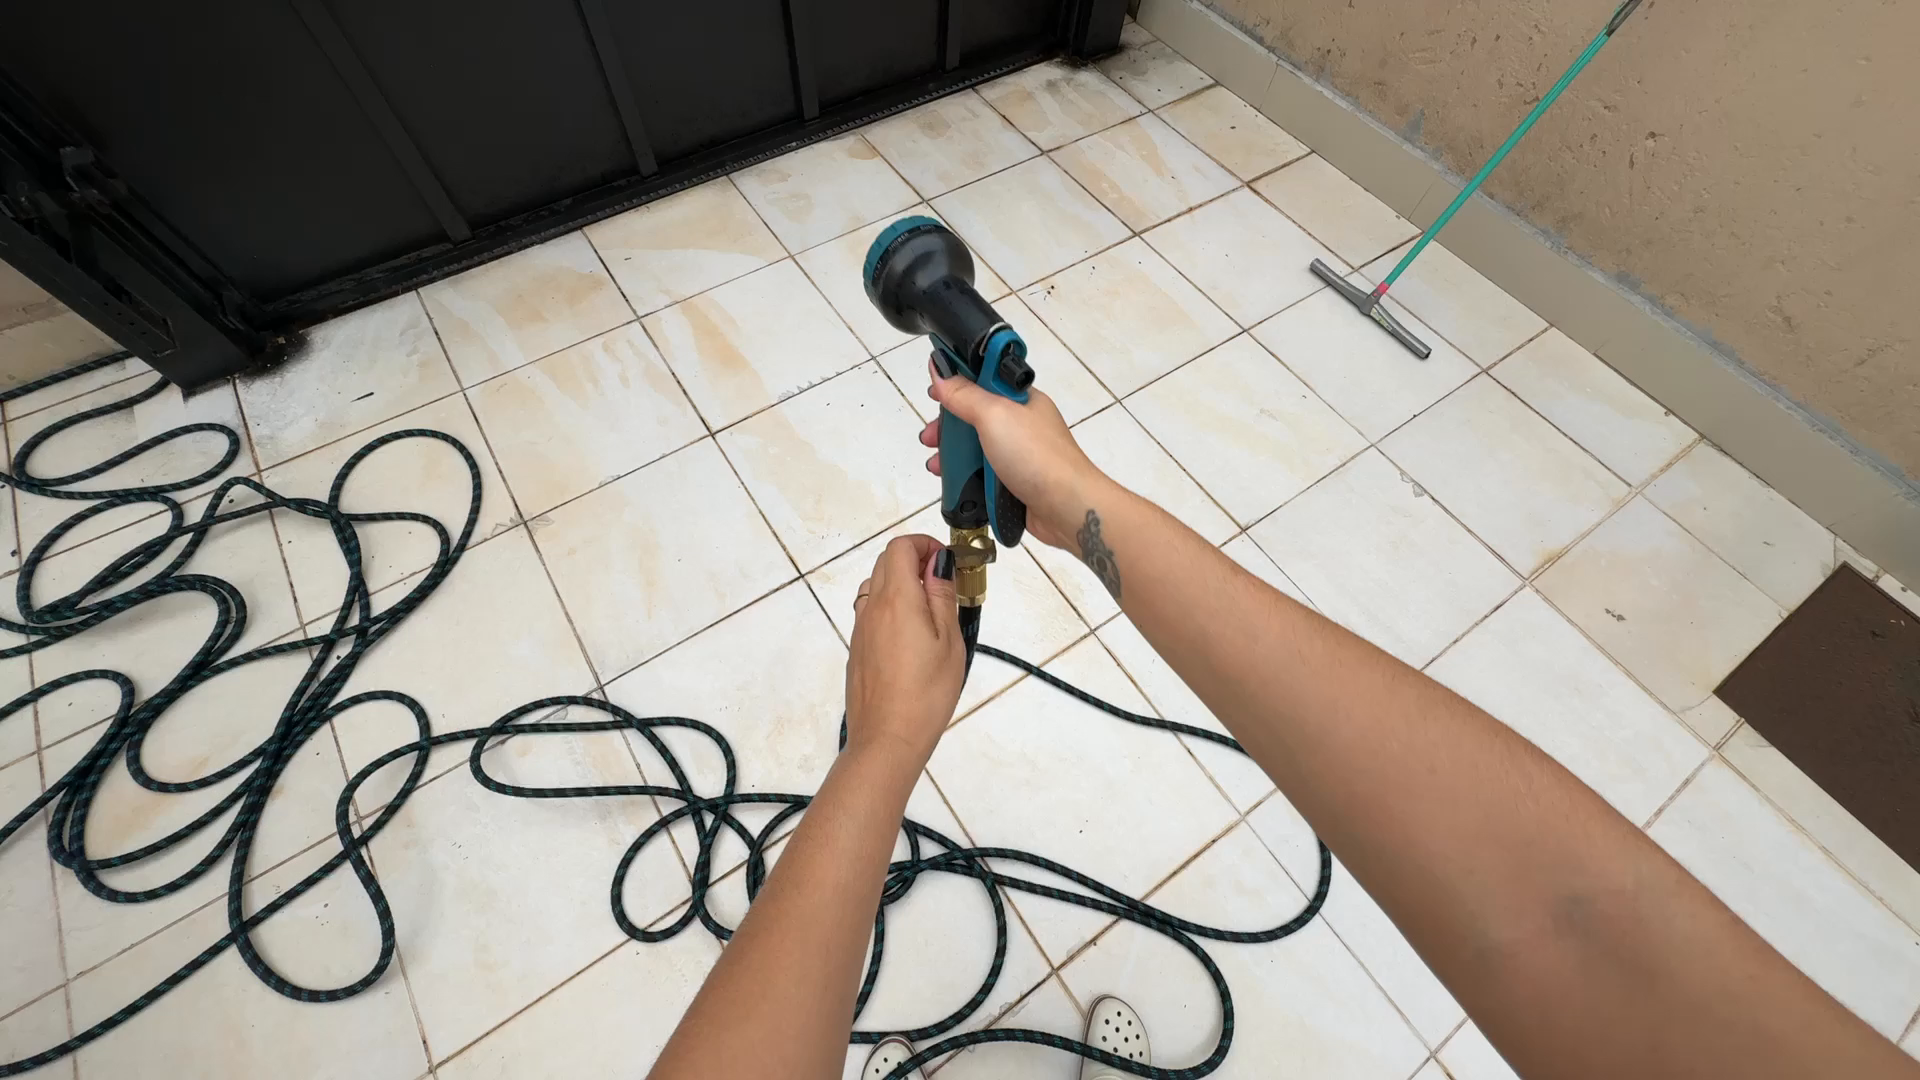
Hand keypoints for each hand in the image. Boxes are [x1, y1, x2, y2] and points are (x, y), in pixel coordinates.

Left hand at [845, 534, 964, 769]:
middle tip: (943, 584)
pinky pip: (871, 611)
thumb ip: (941, 596)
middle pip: (885, 562)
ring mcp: (860, 628)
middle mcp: (872, 607)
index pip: (900, 547)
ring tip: (929, 611)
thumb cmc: (927, 692)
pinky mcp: (856, 648)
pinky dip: (890, 606)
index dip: (924, 544)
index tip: (947, 563)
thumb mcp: (948, 641)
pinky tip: (911, 637)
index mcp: (896, 599)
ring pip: (875, 586)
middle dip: (914, 560)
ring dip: (900, 583)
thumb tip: (937, 562)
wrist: (887, 739)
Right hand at [920, 357, 1110, 550]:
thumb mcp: (994, 416)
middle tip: (928, 439)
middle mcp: (1021, 425)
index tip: (933, 394)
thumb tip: (939, 370)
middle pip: (975, 417)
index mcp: (1021, 400)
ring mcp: (1018, 455)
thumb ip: (964, 395)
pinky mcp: (1015, 483)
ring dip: (952, 455)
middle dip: (947, 427)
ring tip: (935, 466)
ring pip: (976, 448)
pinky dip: (965, 477)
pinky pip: (983, 474)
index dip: (957, 384)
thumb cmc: (1034, 456)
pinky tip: (952, 484)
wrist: (1066, 508)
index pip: (984, 380)